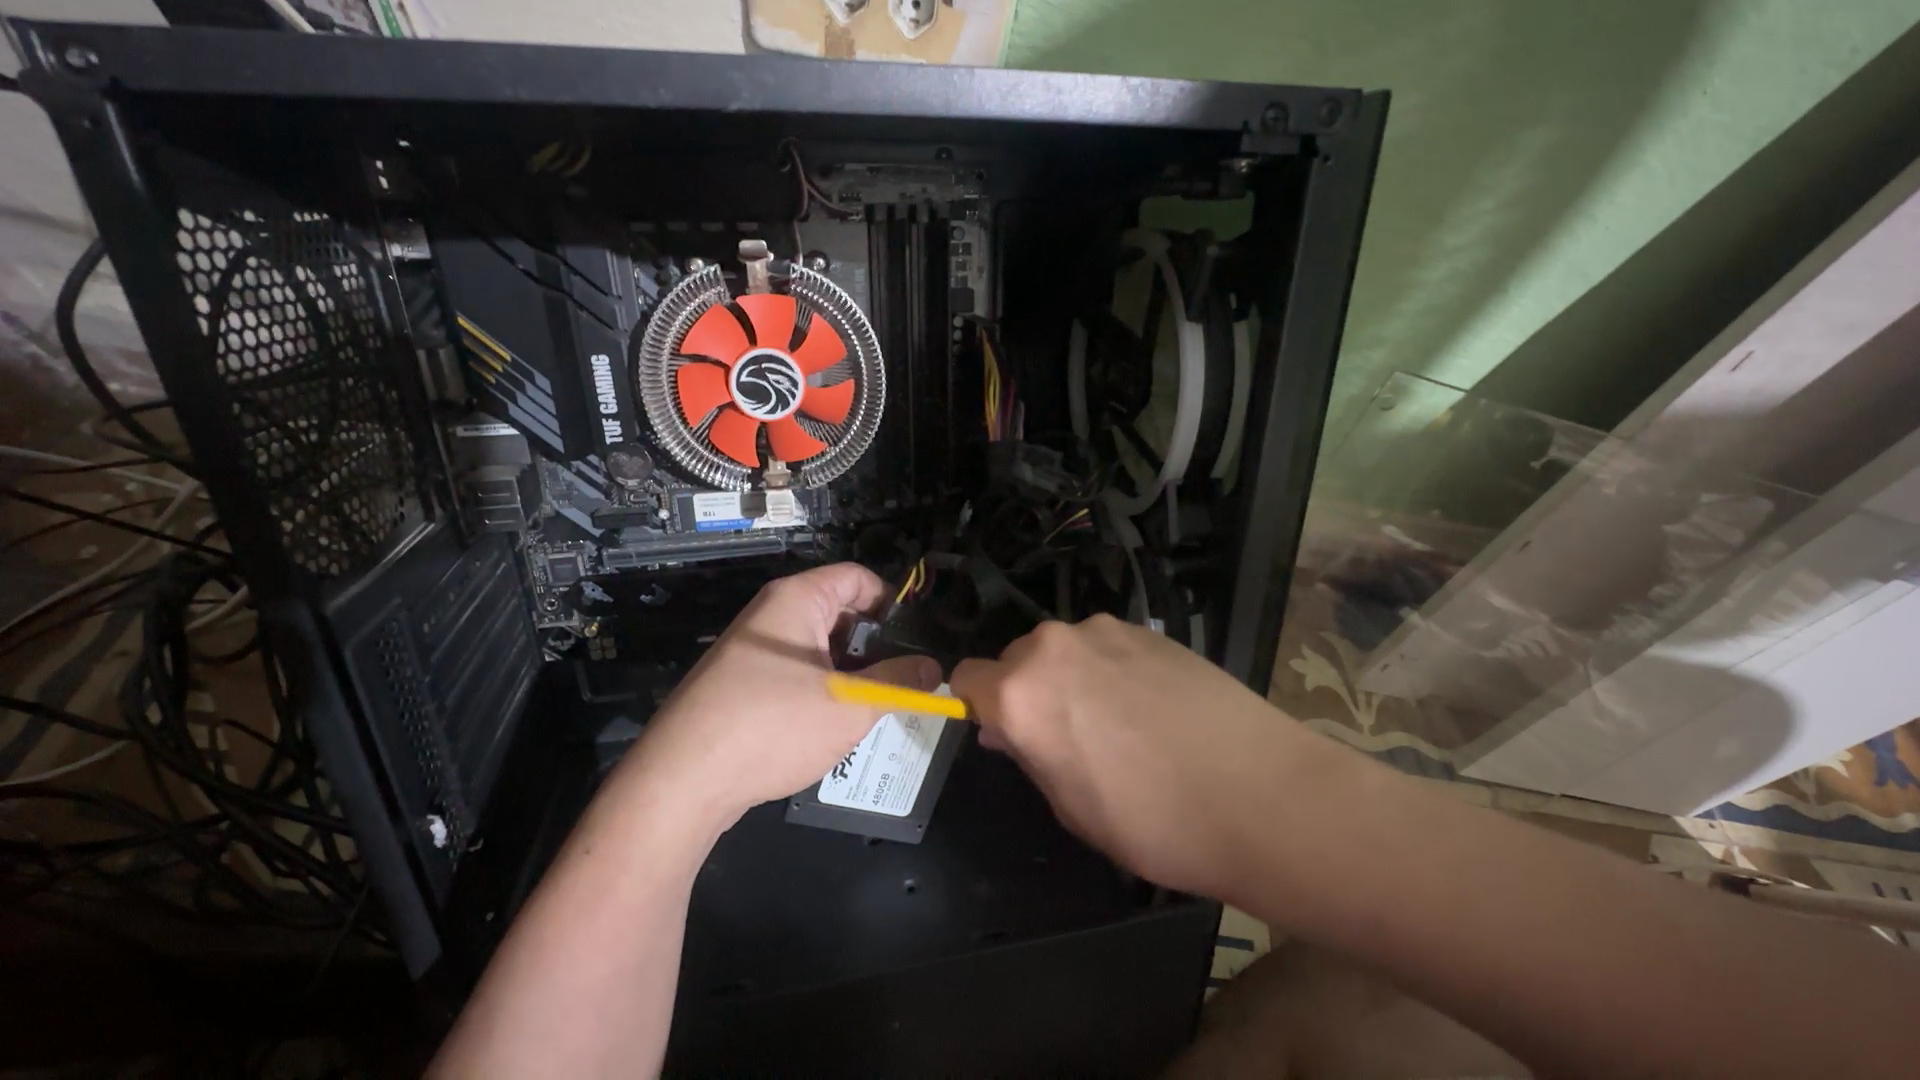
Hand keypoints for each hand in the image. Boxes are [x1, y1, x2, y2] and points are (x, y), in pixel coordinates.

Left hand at [624, 563, 940, 829]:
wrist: (684, 780)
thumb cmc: (772, 726)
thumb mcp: (850, 703)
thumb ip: (899, 682)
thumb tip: (936, 670)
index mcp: (796, 600)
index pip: (858, 578)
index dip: (893, 603)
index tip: (919, 640)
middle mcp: (771, 615)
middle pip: (839, 613)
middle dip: (876, 645)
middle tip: (906, 680)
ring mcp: (753, 651)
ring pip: (819, 649)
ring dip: (851, 674)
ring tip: (877, 708)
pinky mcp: (742, 686)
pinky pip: (795, 675)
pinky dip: (821, 692)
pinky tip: (834, 727)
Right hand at [951, 615, 1315, 899]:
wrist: (1263, 796)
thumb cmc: (1154, 821)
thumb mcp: (1071, 807)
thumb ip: (1029, 756)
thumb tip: (1008, 731)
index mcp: (1021, 694)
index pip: (966, 679)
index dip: (975, 707)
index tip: (998, 733)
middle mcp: (1055, 648)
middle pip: (1016, 660)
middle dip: (1026, 692)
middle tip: (1063, 739)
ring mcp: (1108, 633)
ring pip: (1065, 651)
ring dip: (1071, 679)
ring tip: (1117, 726)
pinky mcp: (1153, 630)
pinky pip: (1108, 648)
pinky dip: (1113, 671)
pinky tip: (1152, 711)